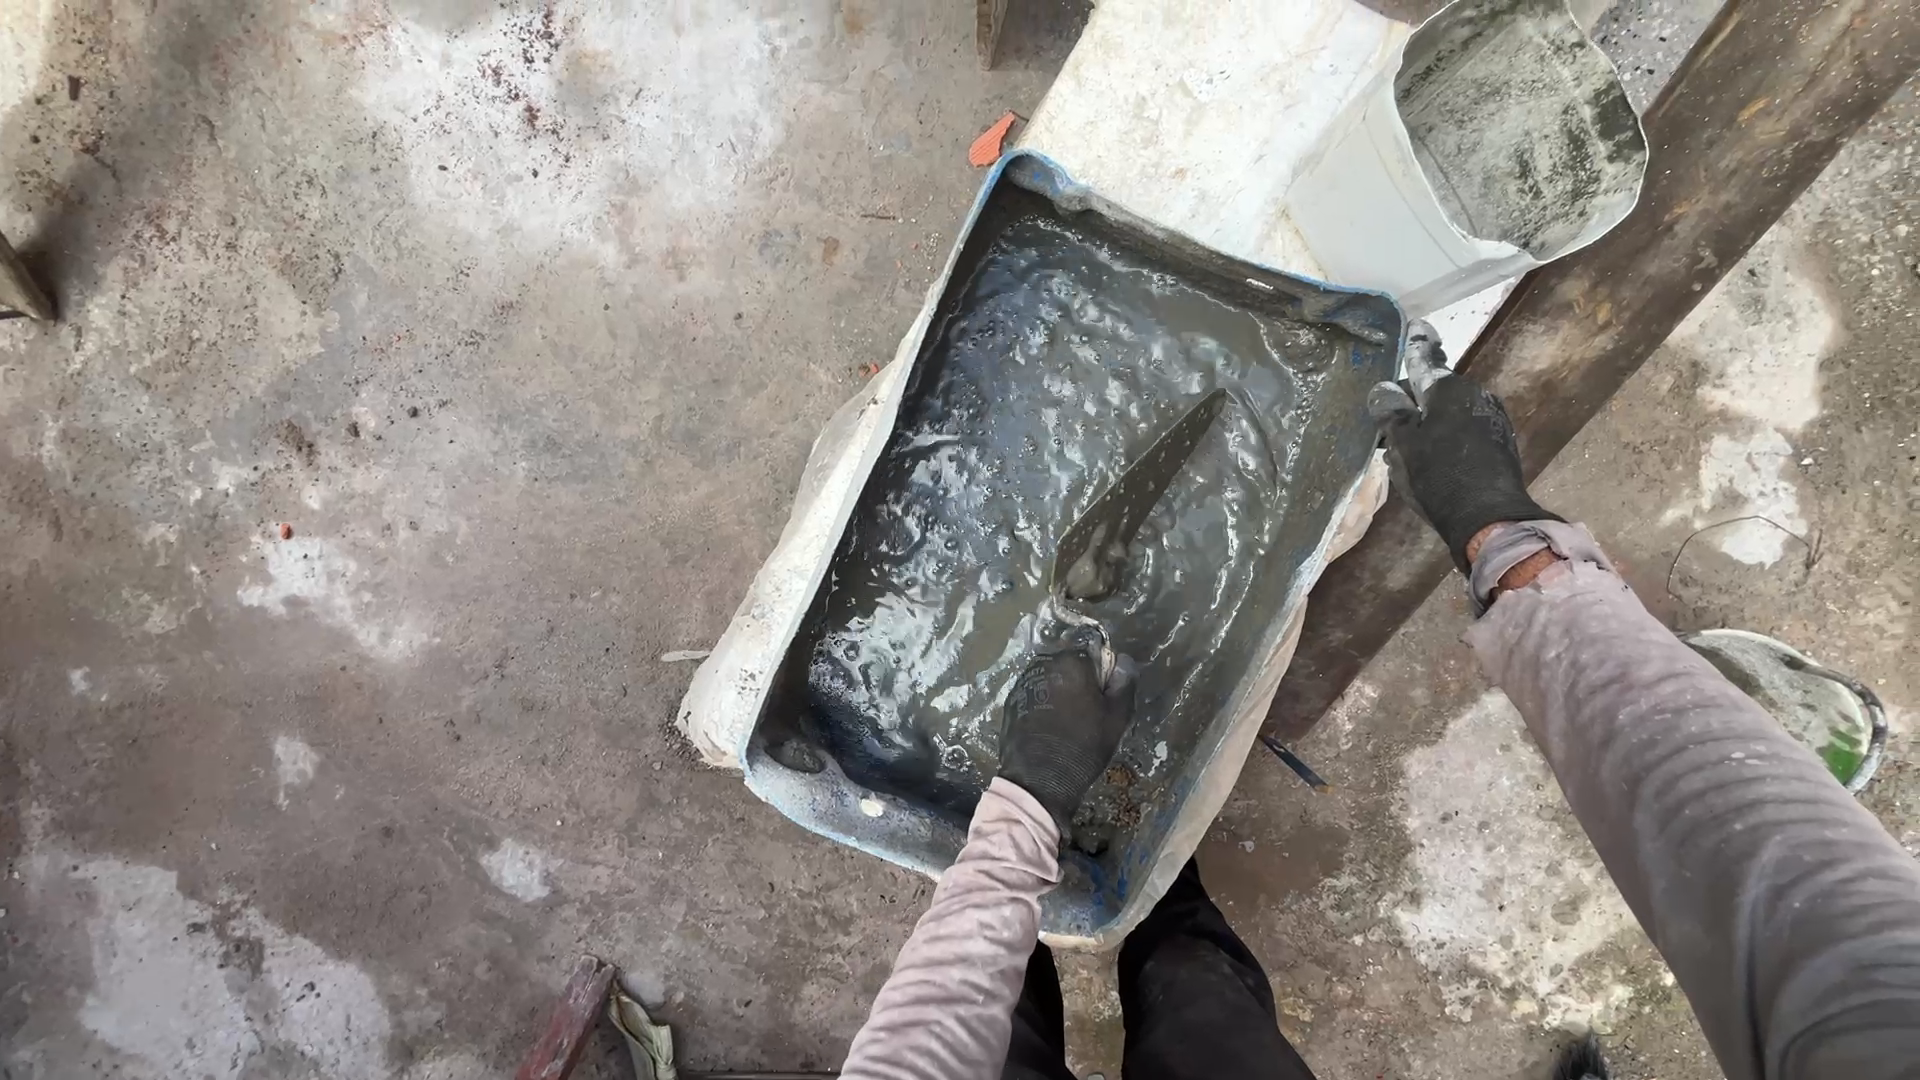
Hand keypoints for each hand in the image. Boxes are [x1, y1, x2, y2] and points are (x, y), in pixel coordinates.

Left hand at [997, 644, 1136, 832]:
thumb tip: (1124, 660)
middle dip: (1078, 680)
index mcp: (1071, 661)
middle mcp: (1043, 663)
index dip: (1101, 673)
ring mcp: (1023, 681)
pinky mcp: (1010, 700)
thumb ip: (1124, 683)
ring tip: (1065, 720)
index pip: (1092, 652)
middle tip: (1086, 710)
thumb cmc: (1083, 746)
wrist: (1039, 778)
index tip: (1103, 696)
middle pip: (1068, 663)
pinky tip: (1047, 726)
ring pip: (1050, 678)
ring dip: (1059, 690)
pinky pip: (1034, 693)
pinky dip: (1042, 702)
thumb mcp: (1116, 717)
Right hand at [1367, 321, 1561, 572]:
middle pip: (1436, 387)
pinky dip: (1443, 434)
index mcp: (1446, 390)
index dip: (1417, 342)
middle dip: (1413, 396)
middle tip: (1388, 413)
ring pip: (1448, 409)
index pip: (1426, 358)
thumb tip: (1383, 388)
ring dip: (1427, 419)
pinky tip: (1430, 457)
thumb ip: (1392, 413)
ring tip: (1405, 442)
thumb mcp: (1403, 444)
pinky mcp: (1498, 442)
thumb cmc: (1436, 476)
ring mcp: (1490, 418)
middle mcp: (1474, 396)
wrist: (1488, 516)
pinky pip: (1462, 428)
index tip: (1417, 324)